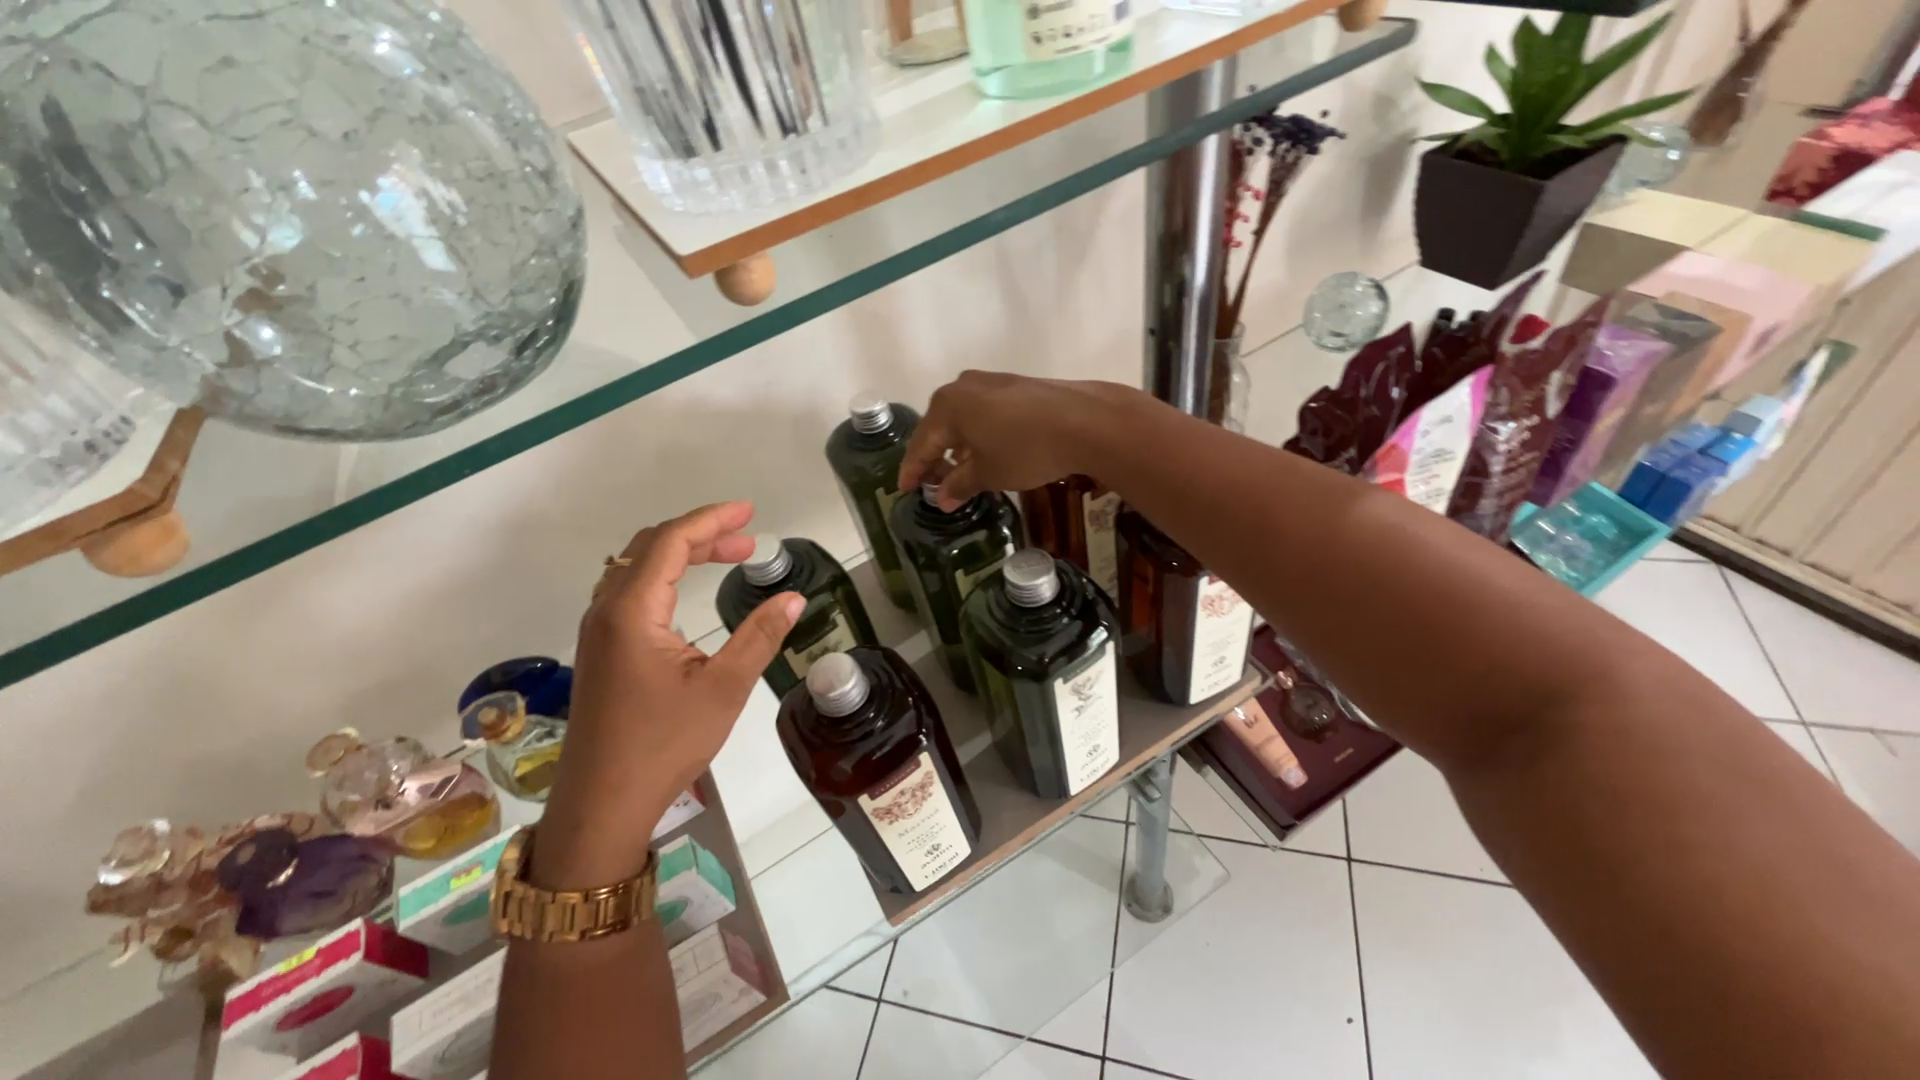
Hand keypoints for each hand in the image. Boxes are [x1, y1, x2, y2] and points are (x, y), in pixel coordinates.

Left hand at [532, 502, 802, 888]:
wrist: (602, 801)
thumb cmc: (664, 743)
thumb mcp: (723, 688)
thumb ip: (759, 637)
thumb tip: (792, 598)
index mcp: (632, 611)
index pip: (671, 542)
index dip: (712, 520)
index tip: (750, 512)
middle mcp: (606, 610)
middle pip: (650, 547)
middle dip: (701, 535)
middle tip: (749, 542)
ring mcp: (598, 632)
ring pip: (635, 568)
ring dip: (681, 555)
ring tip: (727, 559)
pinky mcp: (600, 652)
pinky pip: (628, 591)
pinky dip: (663, 577)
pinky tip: (686, 596)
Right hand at [898, 372, 1148, 509]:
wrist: (1086, 422)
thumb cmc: (1027, 450)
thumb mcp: (988, 474)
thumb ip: (959, 484)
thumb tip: (942, 497)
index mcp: (947, 406)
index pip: (921, 444)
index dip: (913, 471)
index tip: (906, 490)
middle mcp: (963, 387)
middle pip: (939, 427)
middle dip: (935, 457)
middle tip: (933, 484)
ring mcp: (991, 382)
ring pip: (963, 419)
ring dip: (959, 446)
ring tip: (960, 472)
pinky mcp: (1016, 385)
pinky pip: (984, 412)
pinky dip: (979, 434)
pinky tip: (988, 452)